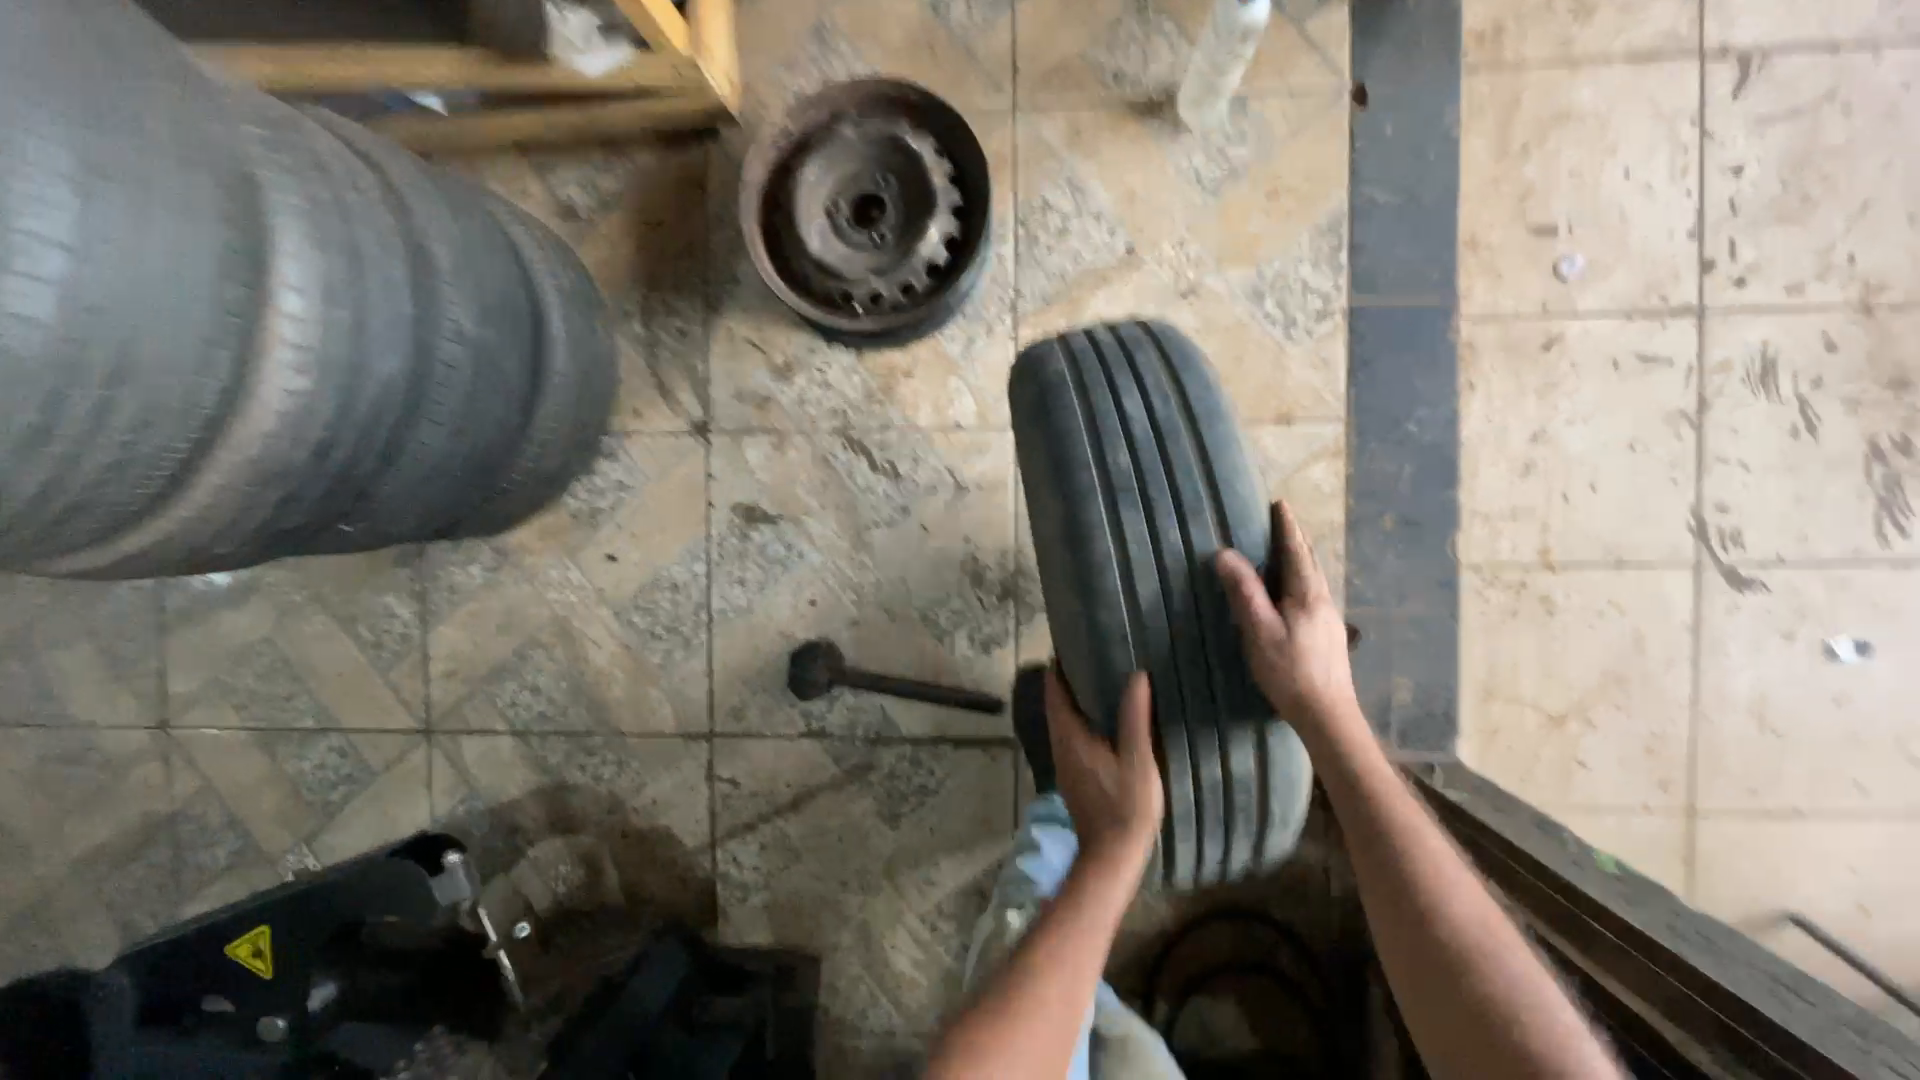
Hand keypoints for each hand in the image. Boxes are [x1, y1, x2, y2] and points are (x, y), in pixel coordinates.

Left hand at [1046, 667, 1163, 871]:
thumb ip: (1134, 717)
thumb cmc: (1126, 807)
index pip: (1055, 692)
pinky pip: (1070, 738)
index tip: (1071, 644)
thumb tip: (1136, 675)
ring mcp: (1064, 765)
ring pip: (1062, 723)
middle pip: (1056, 705)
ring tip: (1097, 682)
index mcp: (1071, 737)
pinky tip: (1102, 722)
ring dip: (1074, 702)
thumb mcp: (1138, 760)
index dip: (1059, 668)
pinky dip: (1080, 721)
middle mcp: (1060, 747)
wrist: (1111, 857)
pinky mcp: (1074, 778)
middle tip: (1090, 656)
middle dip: (1067, 681)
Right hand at [1215, 500, 1359, 736]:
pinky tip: (1292, 595)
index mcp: (1307, 595)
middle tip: (1281, 521)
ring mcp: (1329, 619)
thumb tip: (1225, 554)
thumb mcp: (1259, 631)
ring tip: (1284, 553)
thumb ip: (1244, 592)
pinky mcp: (1328, 636)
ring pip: (1313, 580)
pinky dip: (1300, 581)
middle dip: (1295, 540)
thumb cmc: (1289, 671)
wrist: (1328, 714)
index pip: (1295, 551)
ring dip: (1299, 561)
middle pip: (1309, 562)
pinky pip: (1312, 596)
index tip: (1280, 504)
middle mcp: (1323, 601)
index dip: (1286, 527)